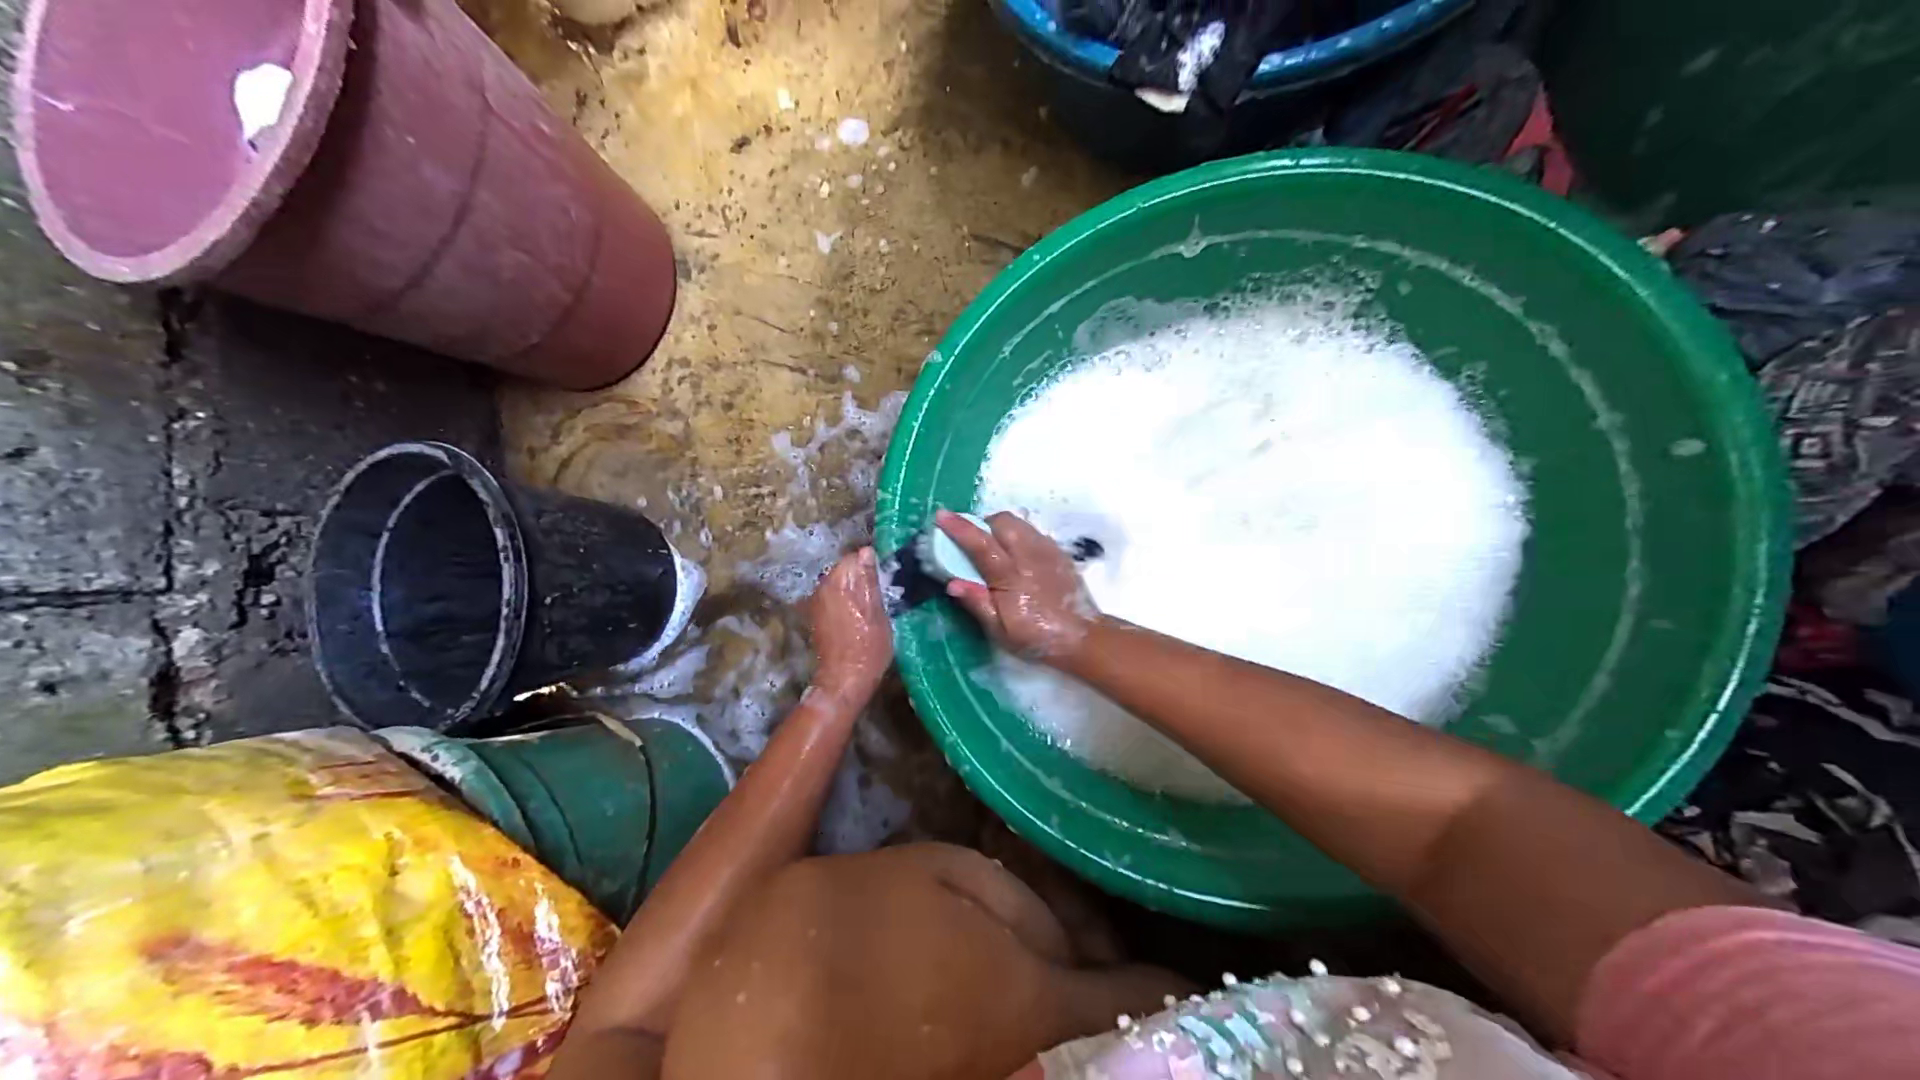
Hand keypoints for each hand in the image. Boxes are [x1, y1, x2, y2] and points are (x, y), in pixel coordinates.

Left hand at [807, 547, 892, 703]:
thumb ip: (870, 580)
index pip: (854, 557)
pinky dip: (844, 603)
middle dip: (861, 577)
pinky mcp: (815, 617)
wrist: (845, 680)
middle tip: (883, 593)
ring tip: (871, 606)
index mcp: (837, 582)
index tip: (887, 578)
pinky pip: (832, 599)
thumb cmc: (868, 646)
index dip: (872, 565)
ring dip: (853, 591)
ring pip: (838, 585)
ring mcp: (815, 603)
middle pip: (844, 570)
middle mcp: (821, 588)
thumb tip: (867, 551)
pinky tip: (858, 616)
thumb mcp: (878, 611)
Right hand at [936, 510, 1097, 661]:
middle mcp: (1029, 556)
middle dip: (983, 522)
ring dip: (1001, 526)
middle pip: (1002, 522)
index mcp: (1011, 577)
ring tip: (994, 545)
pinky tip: (1016, 553)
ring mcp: (1047, 551)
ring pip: (1019, 523)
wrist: (1082, 637)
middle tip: (973, 539)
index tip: (941, 515)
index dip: (960, 528)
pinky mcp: (1059, 553)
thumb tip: (951, 583)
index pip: (981, 544)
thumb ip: (977, 603)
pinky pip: (1033, 532)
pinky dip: (1018, 534)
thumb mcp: (1000, 630)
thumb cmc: (1036, 637)